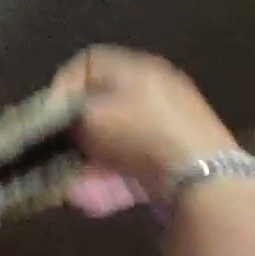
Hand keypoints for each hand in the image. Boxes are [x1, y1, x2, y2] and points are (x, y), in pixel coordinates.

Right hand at [52, 46, 238, 216]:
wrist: (200, 175)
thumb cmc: (137, 134)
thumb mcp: (86, 116)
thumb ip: (62, 110)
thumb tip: (56, 116)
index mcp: (136, 68)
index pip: (87, 62)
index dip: (63, 85)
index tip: (53, 112)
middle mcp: (154, 86)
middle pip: (100, 100)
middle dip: (77, 128)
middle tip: (64, 147)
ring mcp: (169, 117)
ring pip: (113, 133)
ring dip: (91, 156)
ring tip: (77, 181)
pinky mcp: (176, 147)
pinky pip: (132, 154)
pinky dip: (112, 172)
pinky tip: (99, 192)